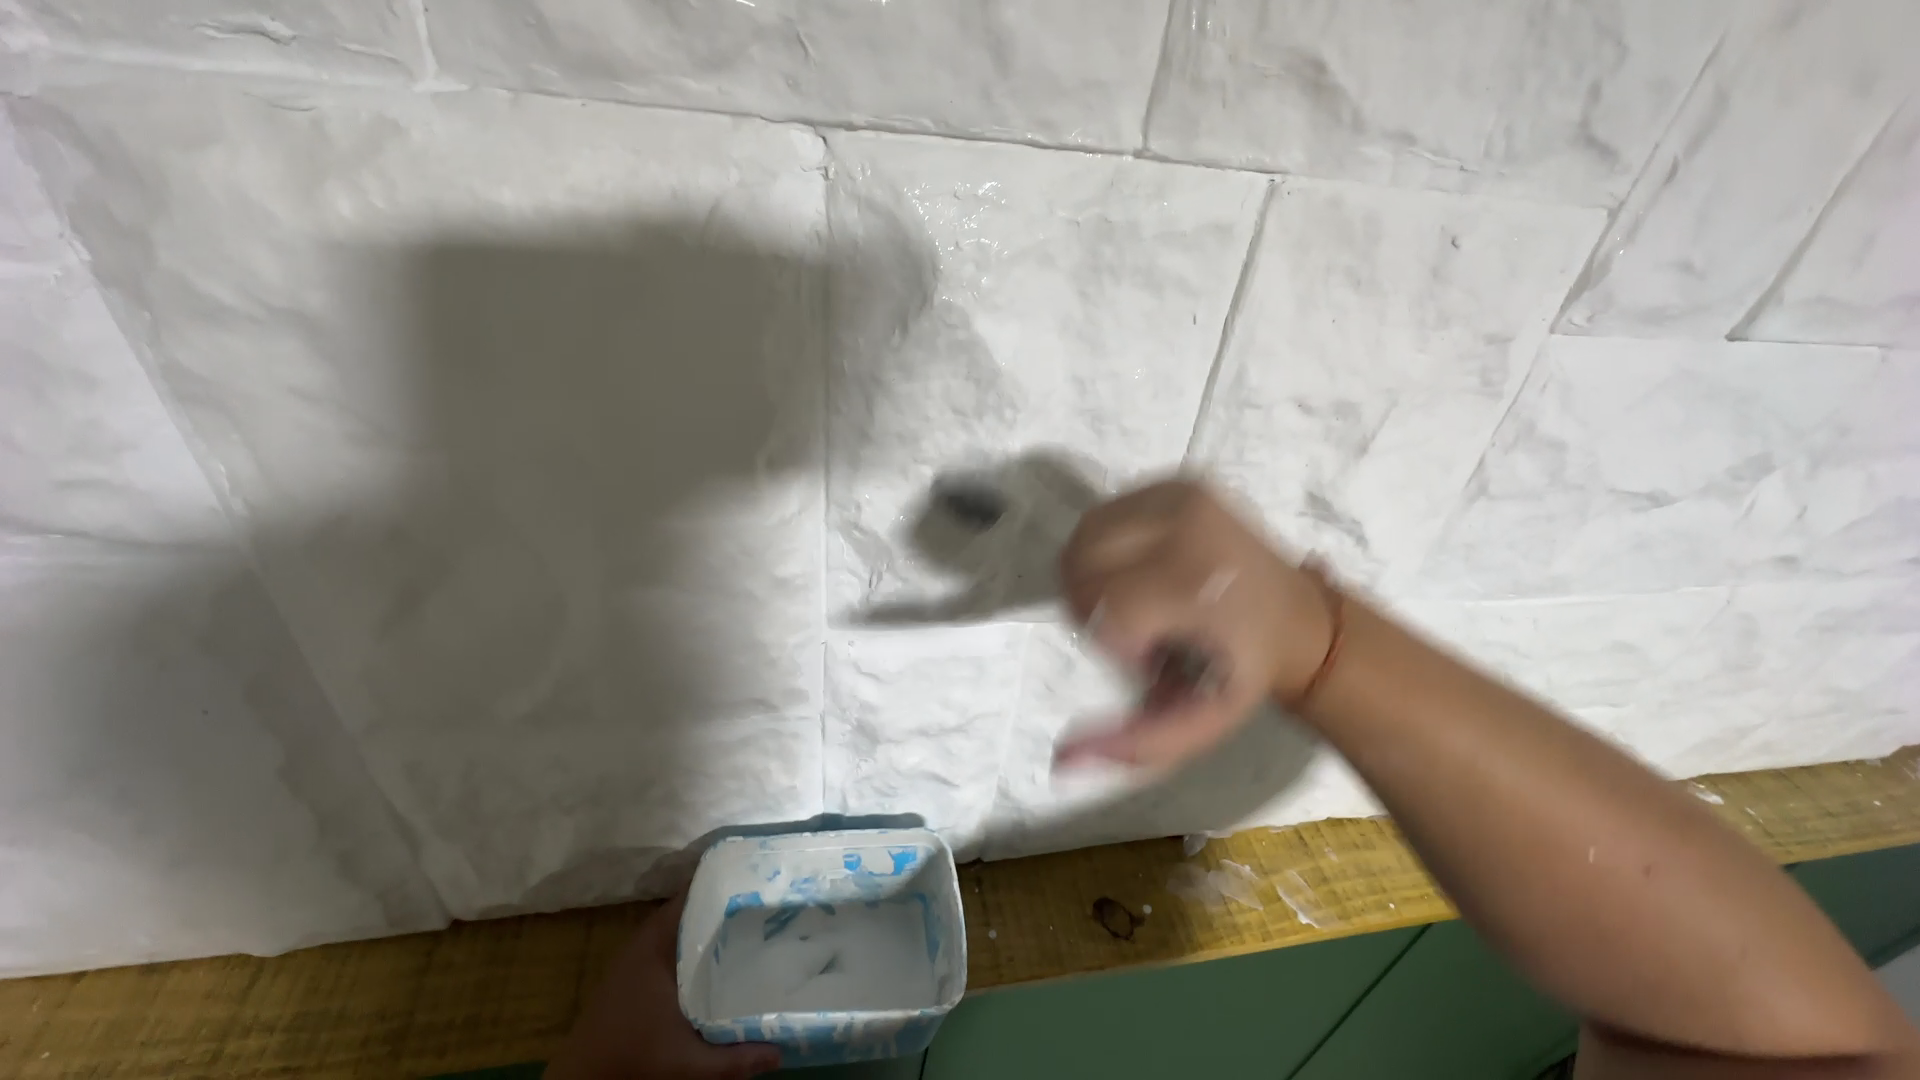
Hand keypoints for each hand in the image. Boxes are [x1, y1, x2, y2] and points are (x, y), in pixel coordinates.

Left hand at [545, 893, 780, 1079]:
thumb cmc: (631, 1060)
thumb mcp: (687, 1065)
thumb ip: (733, 1059)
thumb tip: (781, 1054)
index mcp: (658, 945)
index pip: (694, 893)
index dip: (727, 881)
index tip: (762, 877)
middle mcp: (647, 940)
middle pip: (694, 905)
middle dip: (729, 900)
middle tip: (770, 899)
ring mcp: (638, 954)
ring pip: (684, 922)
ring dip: (713, 919)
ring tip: (756, 917)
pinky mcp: (636, 969)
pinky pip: (674, 939)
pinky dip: (698, 938)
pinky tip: (724, 951)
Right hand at [1055, 478, 1334, 768]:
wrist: (1300, 617)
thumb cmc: (1243, 672)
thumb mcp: (1199, 724)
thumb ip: (1133, 745)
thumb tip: (1059, 760)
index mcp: (1197, 584)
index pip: (1105, 607)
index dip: (1111, 641)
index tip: (1148, 655)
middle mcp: (1188, 525)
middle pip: (1080, 562)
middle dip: (1090, 606)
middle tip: (1134, 629)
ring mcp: (1182, 494)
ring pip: (1083, 535)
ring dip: (1092, 576)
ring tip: (1135, 598)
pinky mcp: (1177, 481)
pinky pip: (1104, 514)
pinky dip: (1105, 548)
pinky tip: (1140, 570)